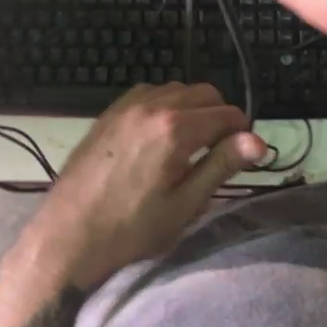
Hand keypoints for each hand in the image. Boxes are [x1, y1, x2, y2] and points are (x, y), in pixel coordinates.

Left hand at [9, 83, 266, 289]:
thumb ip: (221, 166)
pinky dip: (165, 105)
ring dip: (193, 108)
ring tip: (190, 146)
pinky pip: (151, 93)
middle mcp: (153, 105)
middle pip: (205, 93)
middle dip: (219, 117)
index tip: (242, 156)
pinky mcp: (110, 111)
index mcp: (175, 128)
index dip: (242, 134)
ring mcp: (128, 104)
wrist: (68, 237)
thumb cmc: (131, 230)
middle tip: (218, 153)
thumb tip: (258, 140)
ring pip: (178, 89)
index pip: (228, 114)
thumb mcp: (185, 205)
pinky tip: (161, 136)